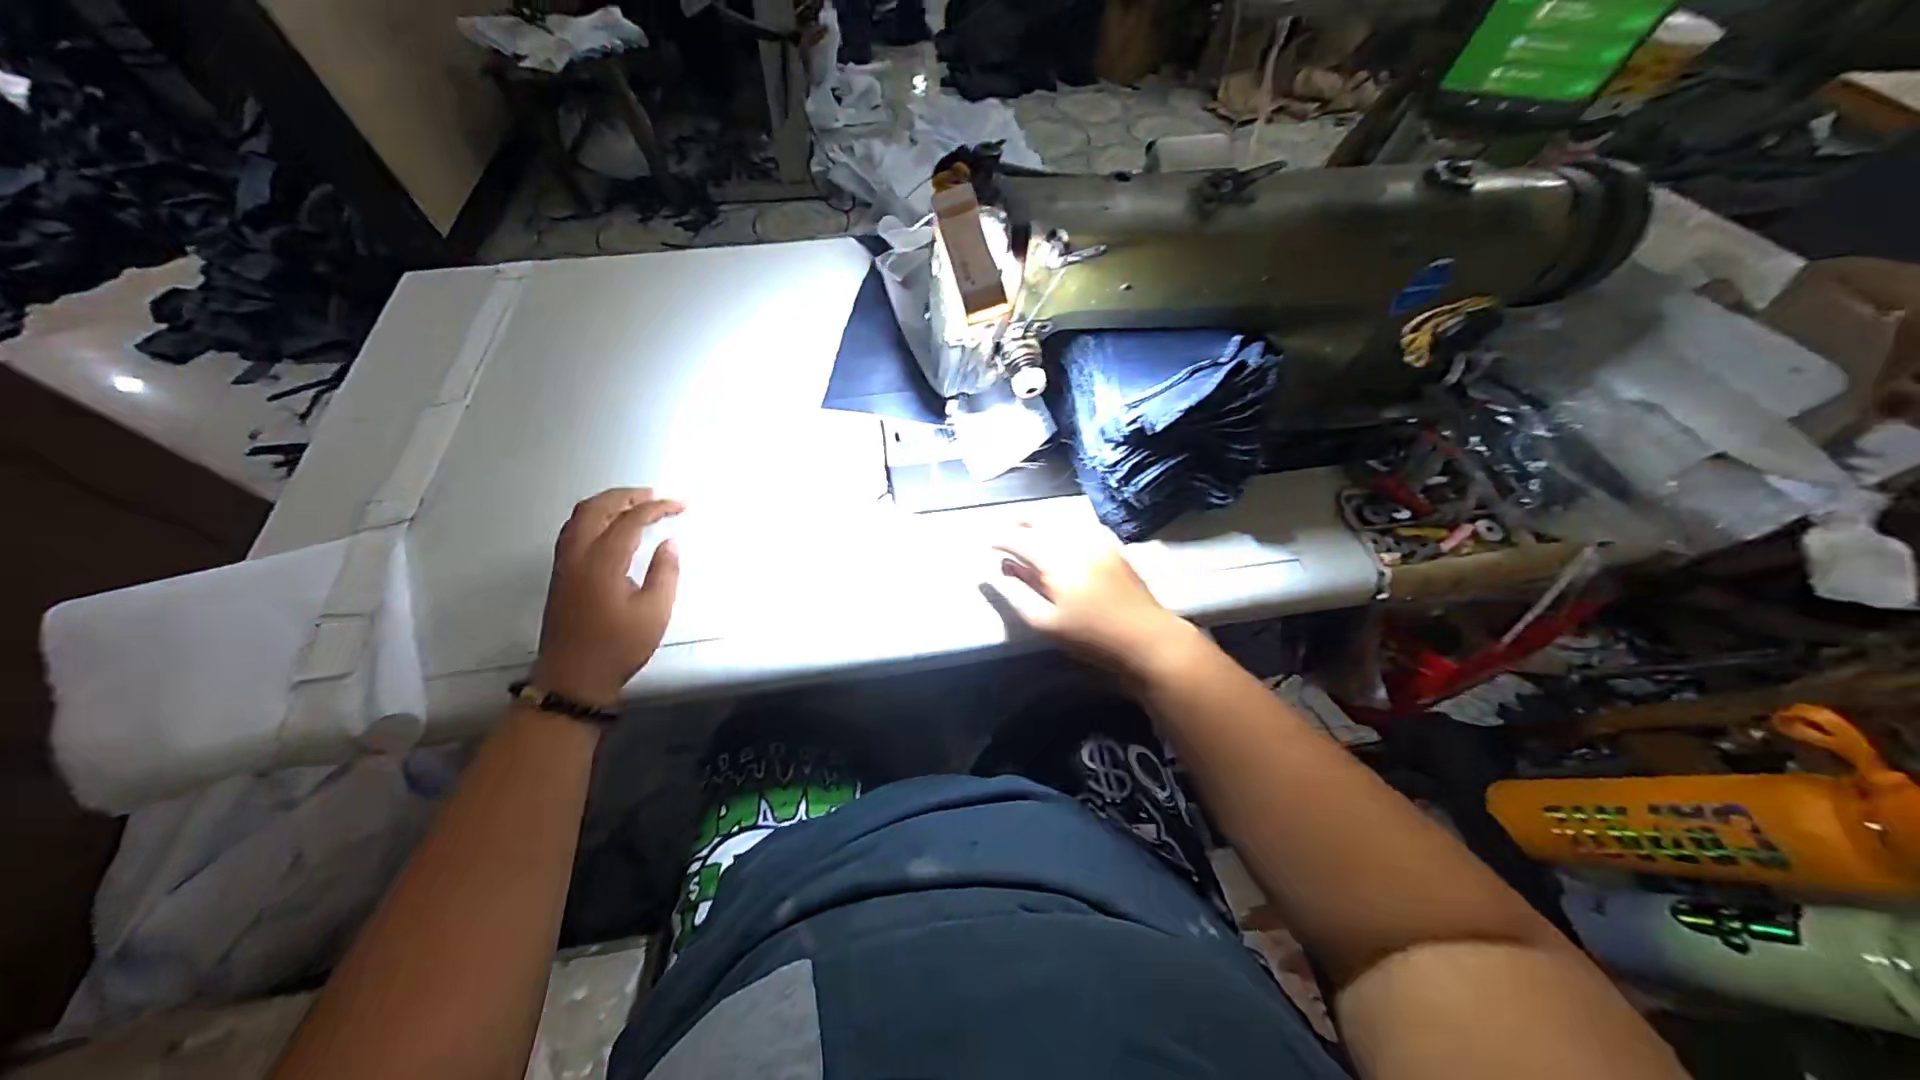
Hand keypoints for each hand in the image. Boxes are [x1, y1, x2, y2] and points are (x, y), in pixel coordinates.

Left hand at [531, 488, 683, 708]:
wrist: (573, 677)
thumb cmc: (618, 646)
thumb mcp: (654, 612)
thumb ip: (664, 573)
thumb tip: (669, 543)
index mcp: (602, 562)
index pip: (630, 520)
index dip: (657, 507)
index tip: (681, 505)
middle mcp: (578, 555)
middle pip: (596, 508)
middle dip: (626, 496)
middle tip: (654, 496)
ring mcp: (564, 564)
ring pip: (579, 517)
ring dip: (607, 504)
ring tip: (634, 505)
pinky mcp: (560, 575)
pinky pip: (573, 530)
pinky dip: (593, 518)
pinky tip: (609, 527)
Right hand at [993, 522, 1202, 681]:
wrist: (1146, 637)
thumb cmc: (1091, 636)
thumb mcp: (1046, 623)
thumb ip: (1018, 595)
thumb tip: (999, 572)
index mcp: (1055, 561)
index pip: (1019, 539)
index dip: (1001, 539)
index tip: (989, 543)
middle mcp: (1075, 542)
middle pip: (1041, 520)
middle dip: (1020, 522)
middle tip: (1005, 529)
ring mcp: (1098, 541)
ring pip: (1063, 519)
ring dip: (1042, 520)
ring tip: (1028, 527)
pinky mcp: (1113, 546)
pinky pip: (1084, 524)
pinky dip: (1066, 524)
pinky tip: (1062, 532)